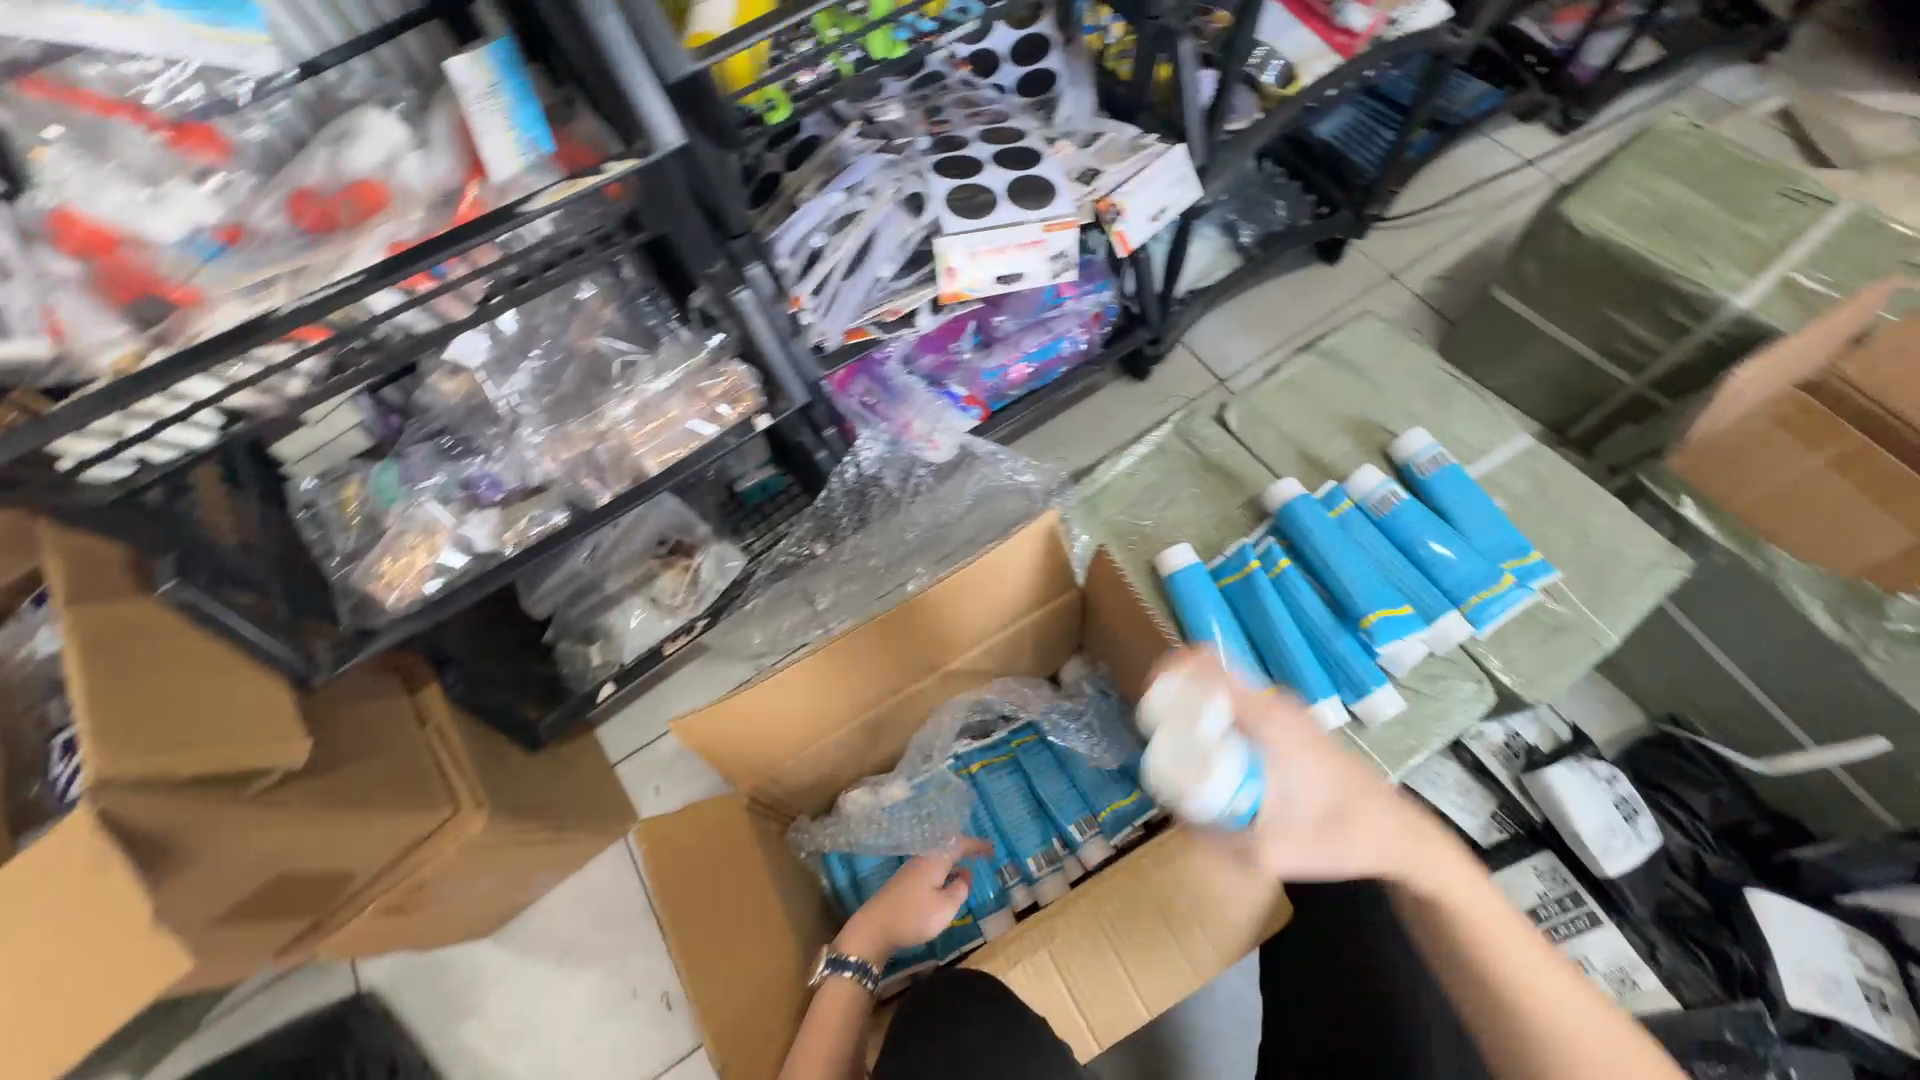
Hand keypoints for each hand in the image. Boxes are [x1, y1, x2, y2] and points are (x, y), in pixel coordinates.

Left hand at [834, 839, 991, 964]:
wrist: (873, 928)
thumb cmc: (913, 917)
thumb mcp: (945, 908)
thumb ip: (959, 890)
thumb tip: (964, 877)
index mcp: (934, 860)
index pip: (959, 844)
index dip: (976, 845)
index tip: (991, 849)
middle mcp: (922, 859)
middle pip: (947, 847)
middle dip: (965, 850)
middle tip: (982, 855)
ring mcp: (911, 870)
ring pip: (938, 860)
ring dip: (954, 864)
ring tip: (968, 875)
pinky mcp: (904, 882)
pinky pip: (930, 869)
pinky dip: (943, 873)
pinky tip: (946, 887)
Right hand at [1152, 648, 1453, 885]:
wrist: (1399, 835)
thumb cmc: (1340, 836)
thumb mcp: (1272, 851)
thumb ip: (1219, 839)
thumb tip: (1175, 816)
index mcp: (1268, 718)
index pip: (1208, 666)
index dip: (1171, 673)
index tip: (1149, 704)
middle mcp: (1275, 704)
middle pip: (1210, 677)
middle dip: (1178, 701)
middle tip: (1160, 740)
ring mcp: (1285, 711)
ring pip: (1225, 693)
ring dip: (1198, 713)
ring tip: (1182, 753)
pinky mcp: (1290, 724)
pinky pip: (1240, 708)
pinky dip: (1218, 723)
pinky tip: (1215, 761)